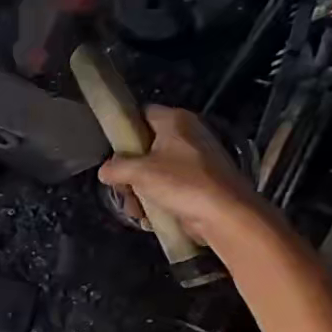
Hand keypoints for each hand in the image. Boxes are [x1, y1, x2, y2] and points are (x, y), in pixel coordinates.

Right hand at [98, 105, 267, 245]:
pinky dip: (160, 199)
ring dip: (142, 191)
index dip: (124, 131)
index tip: (113, 153)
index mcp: (176, 120)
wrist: (226, 214)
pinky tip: (152, 217)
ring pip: (158, 170)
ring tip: (137, 211)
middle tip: (123, 190)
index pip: (142, 114)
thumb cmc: (182, 183)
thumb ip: (116, 168)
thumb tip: (105, 171)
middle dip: (131, 172)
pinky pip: (172, 186)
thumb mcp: (139, 173)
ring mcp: (198, 159)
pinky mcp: (203, 182)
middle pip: (147, 147)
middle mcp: (189, 134)